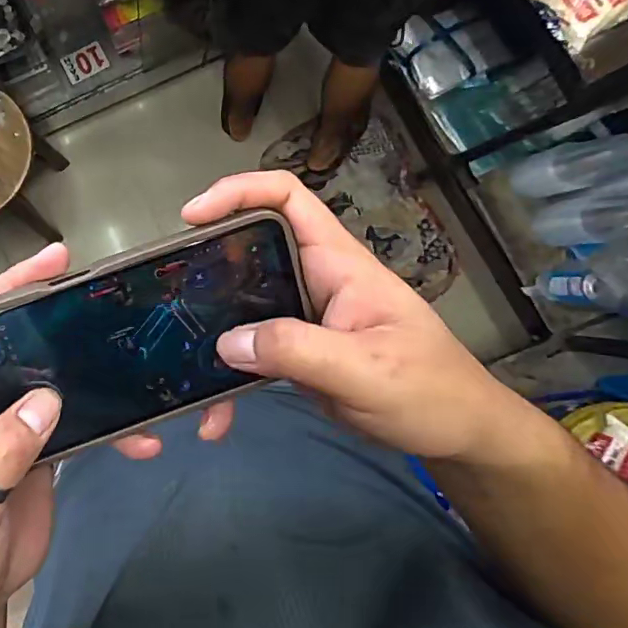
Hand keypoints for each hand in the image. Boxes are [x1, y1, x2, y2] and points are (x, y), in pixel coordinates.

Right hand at [184, 171, 541, 462]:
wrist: (456, 435)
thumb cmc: (430, 391)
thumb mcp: (367, 370)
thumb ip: (298, 351)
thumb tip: (227, 342)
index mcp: (338, 263)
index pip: (288, 198)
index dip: (239, 191)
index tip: (193, 216)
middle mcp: (314, 279)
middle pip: (251, 247)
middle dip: (207, 264)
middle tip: (170, 289)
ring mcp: (302, 316)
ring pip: (242, 305)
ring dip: (211, 332)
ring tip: (179, 361)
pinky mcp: (295, 351)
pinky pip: (250, 352)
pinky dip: (229, 380)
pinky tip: (214, 417)